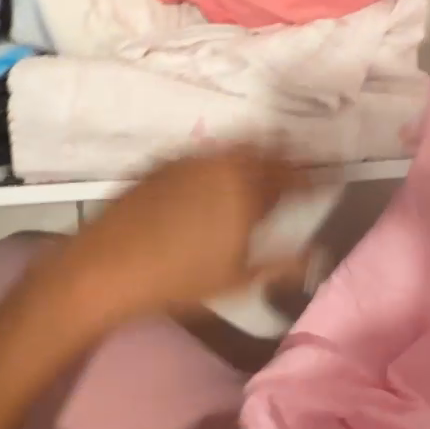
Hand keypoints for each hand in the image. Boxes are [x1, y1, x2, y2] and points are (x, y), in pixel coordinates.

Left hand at [44, 147, 311, 324]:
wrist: (104, 268)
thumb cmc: (177, 281)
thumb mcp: (238, 280)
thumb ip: (284, 264)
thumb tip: (317, 255)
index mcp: (248, 190)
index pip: (295, 175)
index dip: (314, 179)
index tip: (326, 184)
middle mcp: (222, 164)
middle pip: (267, 150)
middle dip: (286, 160)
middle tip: (295, 175)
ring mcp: (189, 159)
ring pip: (235, 148)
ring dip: (254, 155)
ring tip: (258, 176)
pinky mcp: (161, 164)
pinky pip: (205, 154)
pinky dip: (221, 161)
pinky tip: (214, 182)